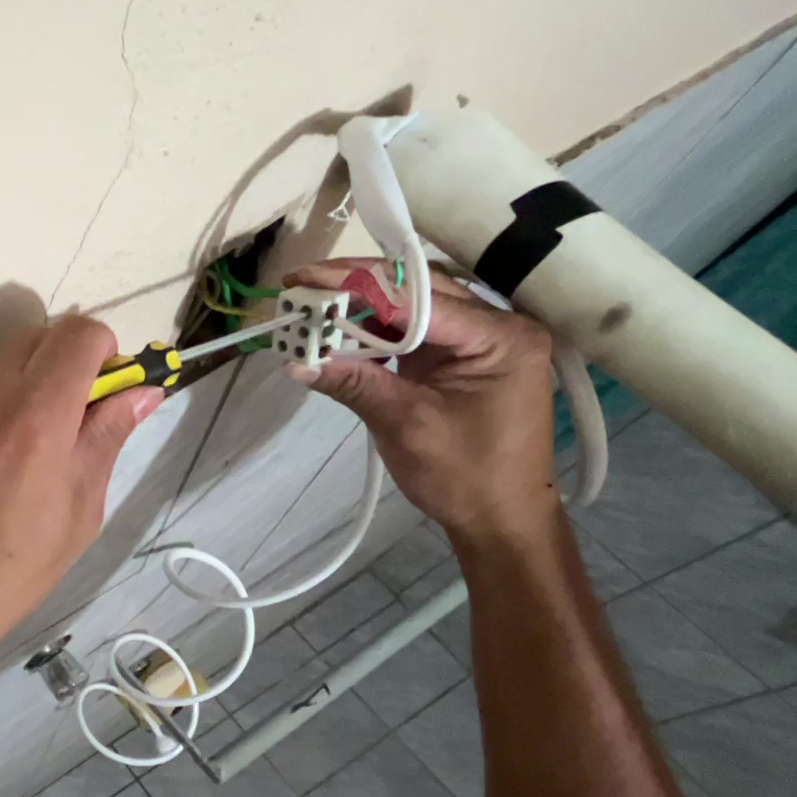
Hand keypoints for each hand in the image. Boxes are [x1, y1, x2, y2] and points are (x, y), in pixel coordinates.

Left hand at [0, 316, 162, 677]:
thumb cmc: (12, 571)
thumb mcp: (79, 511)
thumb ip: (106, 439)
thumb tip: (141, 393)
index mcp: (35, 414)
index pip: (79, 334)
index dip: (107, 350)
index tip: (112, 390)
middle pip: (38, 339)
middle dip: (68, 363)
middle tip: (78, 420)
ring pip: (1, 366)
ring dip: (29, 385)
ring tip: (32, 452)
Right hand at [283, 259, 559, 543]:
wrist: (499, 516)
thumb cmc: (464, 474)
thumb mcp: (405, 425)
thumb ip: (355, 384)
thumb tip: (296, 362)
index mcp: (499, 337)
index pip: (419, 297)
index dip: (359, 286)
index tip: (306, 281)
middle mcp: (495, 327)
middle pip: (417, 290)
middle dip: (357, 286)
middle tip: (300, 285)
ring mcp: (477, 342)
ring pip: (411, 308)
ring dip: (360, 307)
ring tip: (311, 305)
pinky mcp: (457, 359)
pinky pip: (411, 333)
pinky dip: (372, 332)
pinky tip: (337, 333)